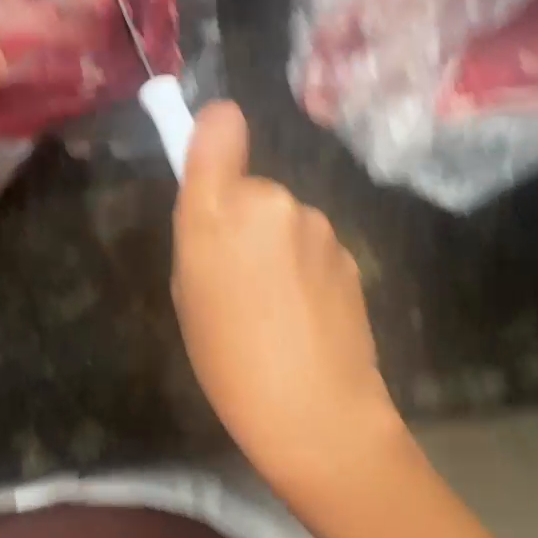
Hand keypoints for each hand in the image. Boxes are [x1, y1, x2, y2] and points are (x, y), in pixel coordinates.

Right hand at [172, 102, 407, 496]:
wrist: (314, 410)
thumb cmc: (225, 357)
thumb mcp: (187, 290)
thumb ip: (199, 231)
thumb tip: (218, 204)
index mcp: (218, 211)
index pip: (220, 127)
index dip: (212, 131)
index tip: (208, 154)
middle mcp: (272, 202)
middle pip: (250, 186)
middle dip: (241, 218)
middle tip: (231, 274)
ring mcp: (318, 225)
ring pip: (282, 219)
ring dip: (273, 245)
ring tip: (269, 305)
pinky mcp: (350, 252)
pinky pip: (310, 246)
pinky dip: (302, 268)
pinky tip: (302, 314)